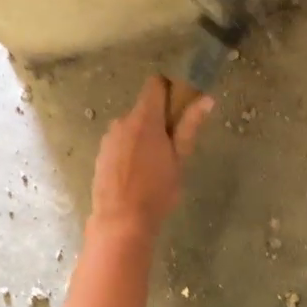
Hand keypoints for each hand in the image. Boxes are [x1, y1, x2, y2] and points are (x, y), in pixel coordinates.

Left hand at [89, 76, 213, 235]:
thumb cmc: (156, 191)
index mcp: (144, 119)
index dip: (170, 91)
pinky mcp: (101, 156)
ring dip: (144, 138)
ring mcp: (108, 139)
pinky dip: (131, 152)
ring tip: (154, 168)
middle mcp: (122, 122)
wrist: (121, 222)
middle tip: (173, 149)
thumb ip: (189, 127)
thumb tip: (206, 99)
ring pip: (131, 128)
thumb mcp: (179, 159)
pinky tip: (137, 177)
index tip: (181, 110)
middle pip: (144, 109)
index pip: (156, 84)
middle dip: (159, 121)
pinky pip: (120, 144)